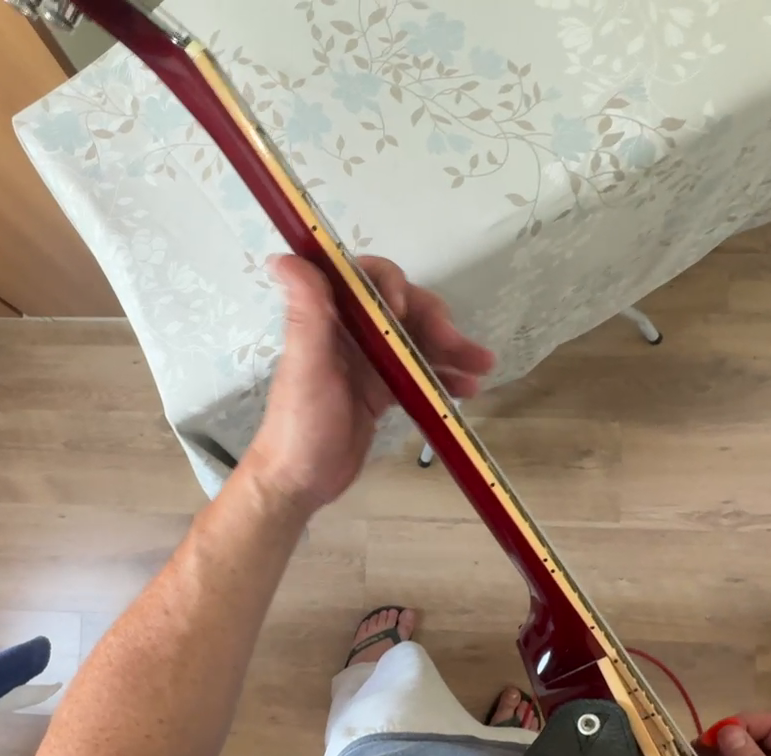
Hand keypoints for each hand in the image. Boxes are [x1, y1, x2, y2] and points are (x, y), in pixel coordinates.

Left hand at [239, 254, 494, 511]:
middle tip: (459, 347)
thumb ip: (307, 314)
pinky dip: (444, 376)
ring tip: (483, 366)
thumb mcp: (306, 368)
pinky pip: (418, 372)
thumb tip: (287, 256)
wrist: (300, 483)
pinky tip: (468, 388)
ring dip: (450, 347)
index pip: (364, 279)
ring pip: (415, 339)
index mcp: (327, 321)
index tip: (405, 311)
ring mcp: (367, 363)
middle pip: (401, 308)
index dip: (392, 284)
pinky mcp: (381, 391)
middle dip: (434, 321)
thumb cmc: (299, 427)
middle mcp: (349, 334)